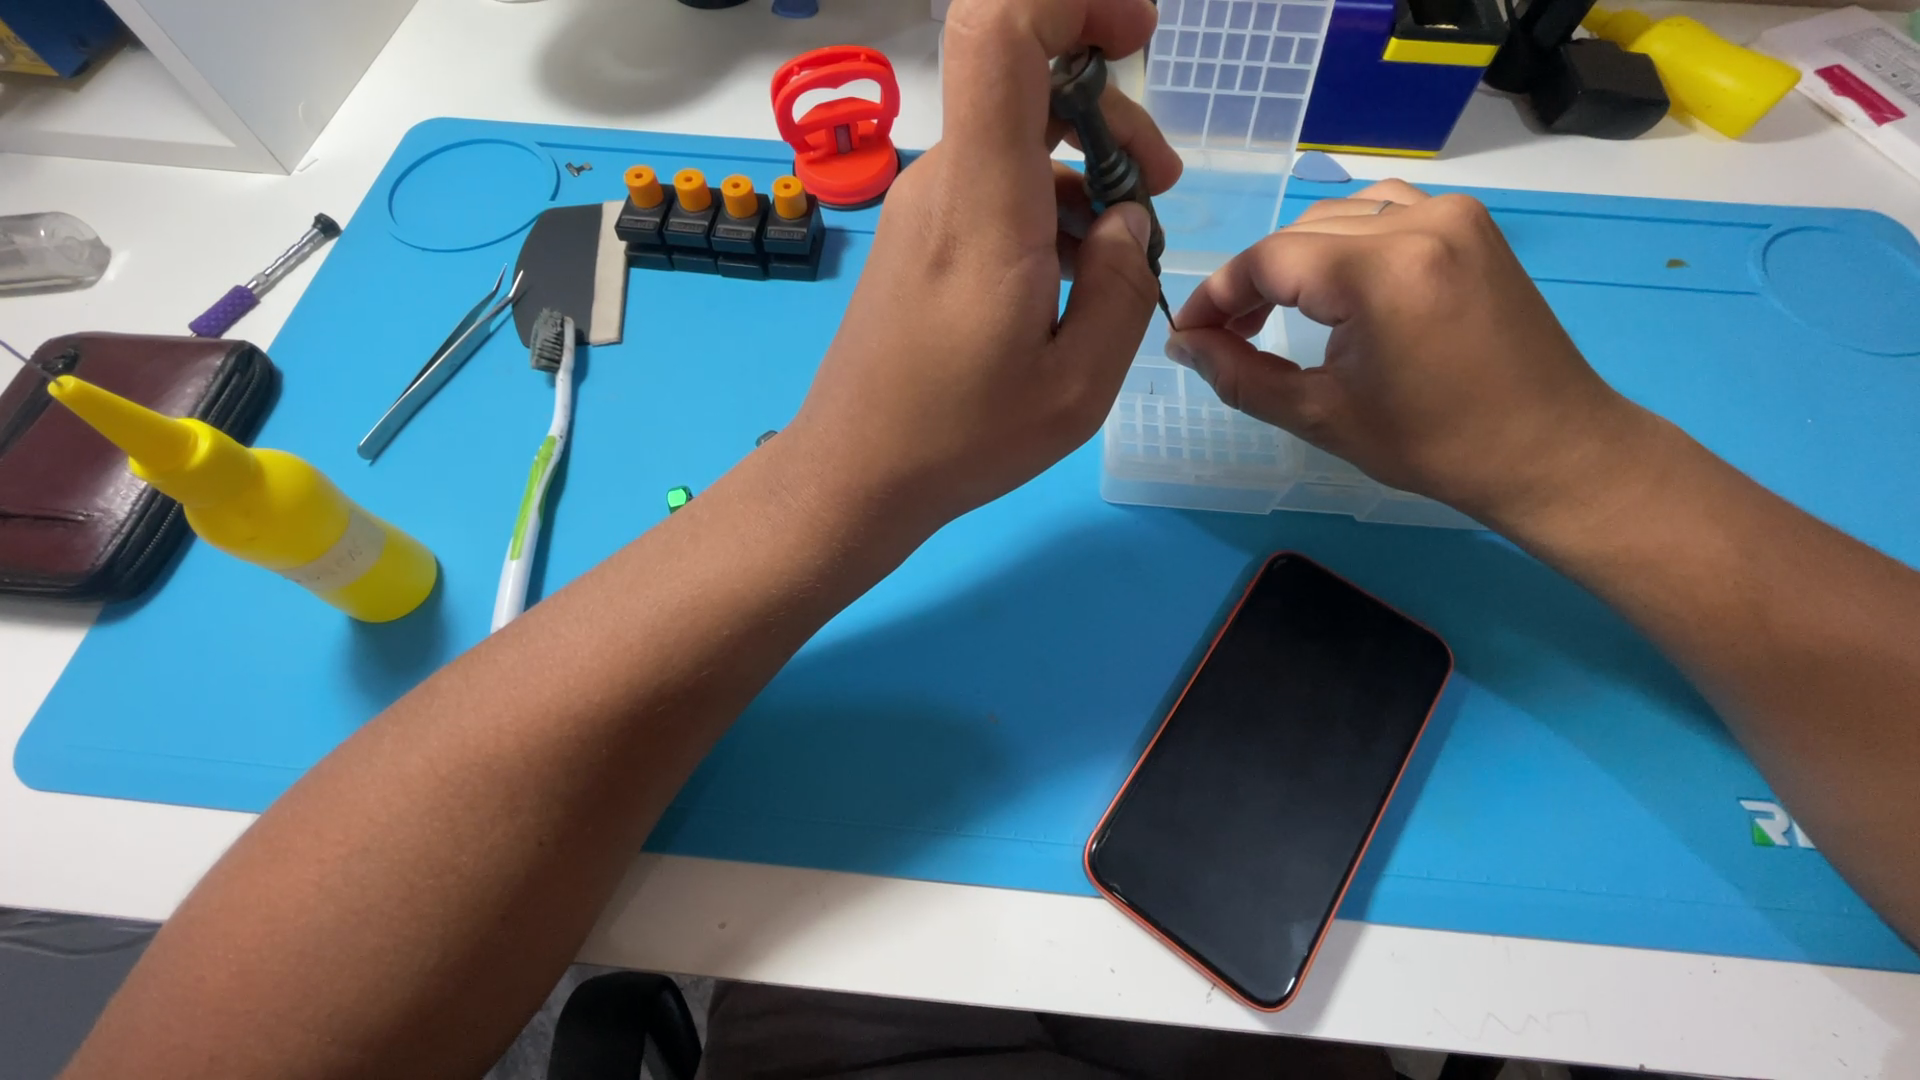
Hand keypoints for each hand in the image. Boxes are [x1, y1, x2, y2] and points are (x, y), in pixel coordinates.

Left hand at [782, 0, 1179, 536]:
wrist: (856, 473)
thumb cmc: (962, 437)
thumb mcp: (1077, 384)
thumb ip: (1121, 287)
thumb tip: (1125, 219)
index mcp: (984, 201)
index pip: (1001, 29)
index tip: (1137, 36)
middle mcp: (942, 183)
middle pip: (1025, 84)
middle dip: (1109, 118)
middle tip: (1157, 192)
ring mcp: (921, 211)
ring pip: (1013, 145)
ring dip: (1079, 176)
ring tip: (1119, 251)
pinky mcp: (914, 243)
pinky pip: (989, 190)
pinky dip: (1041, 210)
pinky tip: (1066, 277)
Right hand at [1167, 180, 1648, 528]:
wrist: (1546, 448)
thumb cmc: (1430, 445)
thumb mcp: (1319, 416)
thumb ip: (1238, 376)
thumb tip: (1183, 346)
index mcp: (1382, 272)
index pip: (1268, 260)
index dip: (1215, 295)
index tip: (1185, 335)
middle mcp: (1420, 223)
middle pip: (1297, 235)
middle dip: (1249, 284)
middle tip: (1223, 338)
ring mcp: (1452, 216)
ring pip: (1335, 217)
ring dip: (1291, 260)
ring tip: (1270, 314)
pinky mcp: (1469, 225)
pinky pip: (1380, 212)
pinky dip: (1339, 242)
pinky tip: (1330, 284)